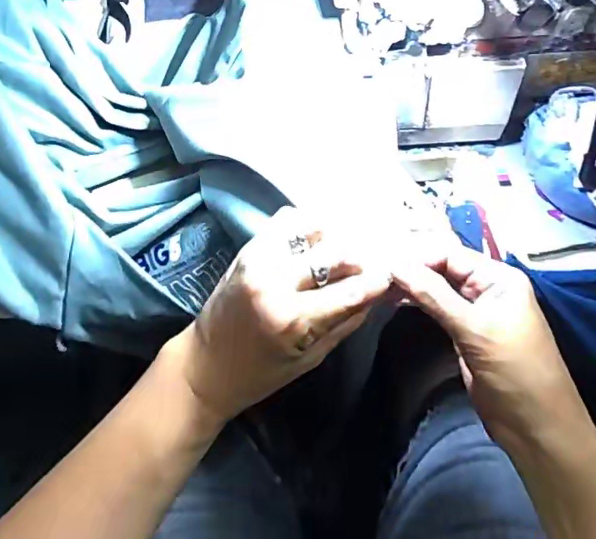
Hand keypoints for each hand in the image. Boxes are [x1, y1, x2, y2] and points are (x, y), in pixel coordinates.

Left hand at [169, 207, 391, 427]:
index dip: (376, 280)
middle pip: (335, 251)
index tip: (392, 273)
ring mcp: (259, 258)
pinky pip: (287, 221)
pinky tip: (317, 240)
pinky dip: (307, 226)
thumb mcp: (310, 358)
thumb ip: (346, 321)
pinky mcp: (249, 247)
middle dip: (360, 255)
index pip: (349, 290)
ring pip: (312, 226)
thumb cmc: (260, 373)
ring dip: (334, 235)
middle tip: (373, 259)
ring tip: (345, 247)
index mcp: (291, 319)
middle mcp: (275, 281)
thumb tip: (379, 294)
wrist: (203, 367)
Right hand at [390, 246, 585, 450]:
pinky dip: (420, 302)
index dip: (418, 257)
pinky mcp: (467, 333)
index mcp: (499, 277)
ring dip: (412, 284)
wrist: (538, 430)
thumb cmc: (514, 373)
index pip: (452, 254)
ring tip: (379, 283)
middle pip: (445, 267)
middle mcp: (489, 287)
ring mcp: (477, 311)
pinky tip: (396, 299)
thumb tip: (397, 265)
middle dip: (412, 268)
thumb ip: (435, 296)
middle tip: (375, 270)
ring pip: (439, 288)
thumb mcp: (475, 331)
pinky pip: (440, 308)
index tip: (383, 262)